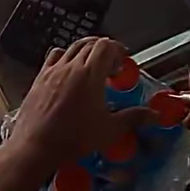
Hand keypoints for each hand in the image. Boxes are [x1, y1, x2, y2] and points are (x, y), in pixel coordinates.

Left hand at [5, 38, 151, 177]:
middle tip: (111, 63)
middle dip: (103, 49)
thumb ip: (133, 118)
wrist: (36, 147)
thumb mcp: (109, 130)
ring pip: (71, 48)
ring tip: (91, 65)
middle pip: (89, 43)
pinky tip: (67, 72)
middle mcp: (70, 67)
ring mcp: (52, 71)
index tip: (123, 59)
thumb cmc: (73, 138)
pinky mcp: (39, 79)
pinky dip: (65, 58)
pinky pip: (54, 58)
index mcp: (90, 74)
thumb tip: (153, 115)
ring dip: (84, 51)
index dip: (117, 48)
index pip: (105, 46)